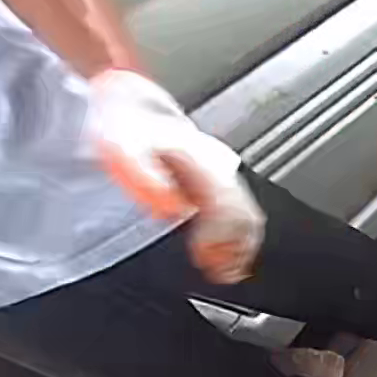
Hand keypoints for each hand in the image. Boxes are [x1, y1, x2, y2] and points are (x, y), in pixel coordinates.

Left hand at [88, 70, 264, 283]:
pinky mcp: (224, 186)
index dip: (218, 237)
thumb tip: (171, 208)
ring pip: (251, 219)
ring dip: (242, 247)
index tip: (204, 257)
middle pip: (248, 219)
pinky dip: (240, 239)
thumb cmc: (125, 126)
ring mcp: (228, 181)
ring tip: (227, 269)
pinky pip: (243, 216)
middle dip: (238, 249)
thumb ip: (147, 178)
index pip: (228, 209)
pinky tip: (226, 252)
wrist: (132, 104)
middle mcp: (225, 176)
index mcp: (208, 168)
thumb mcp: (125, 146)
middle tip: (222, 272)